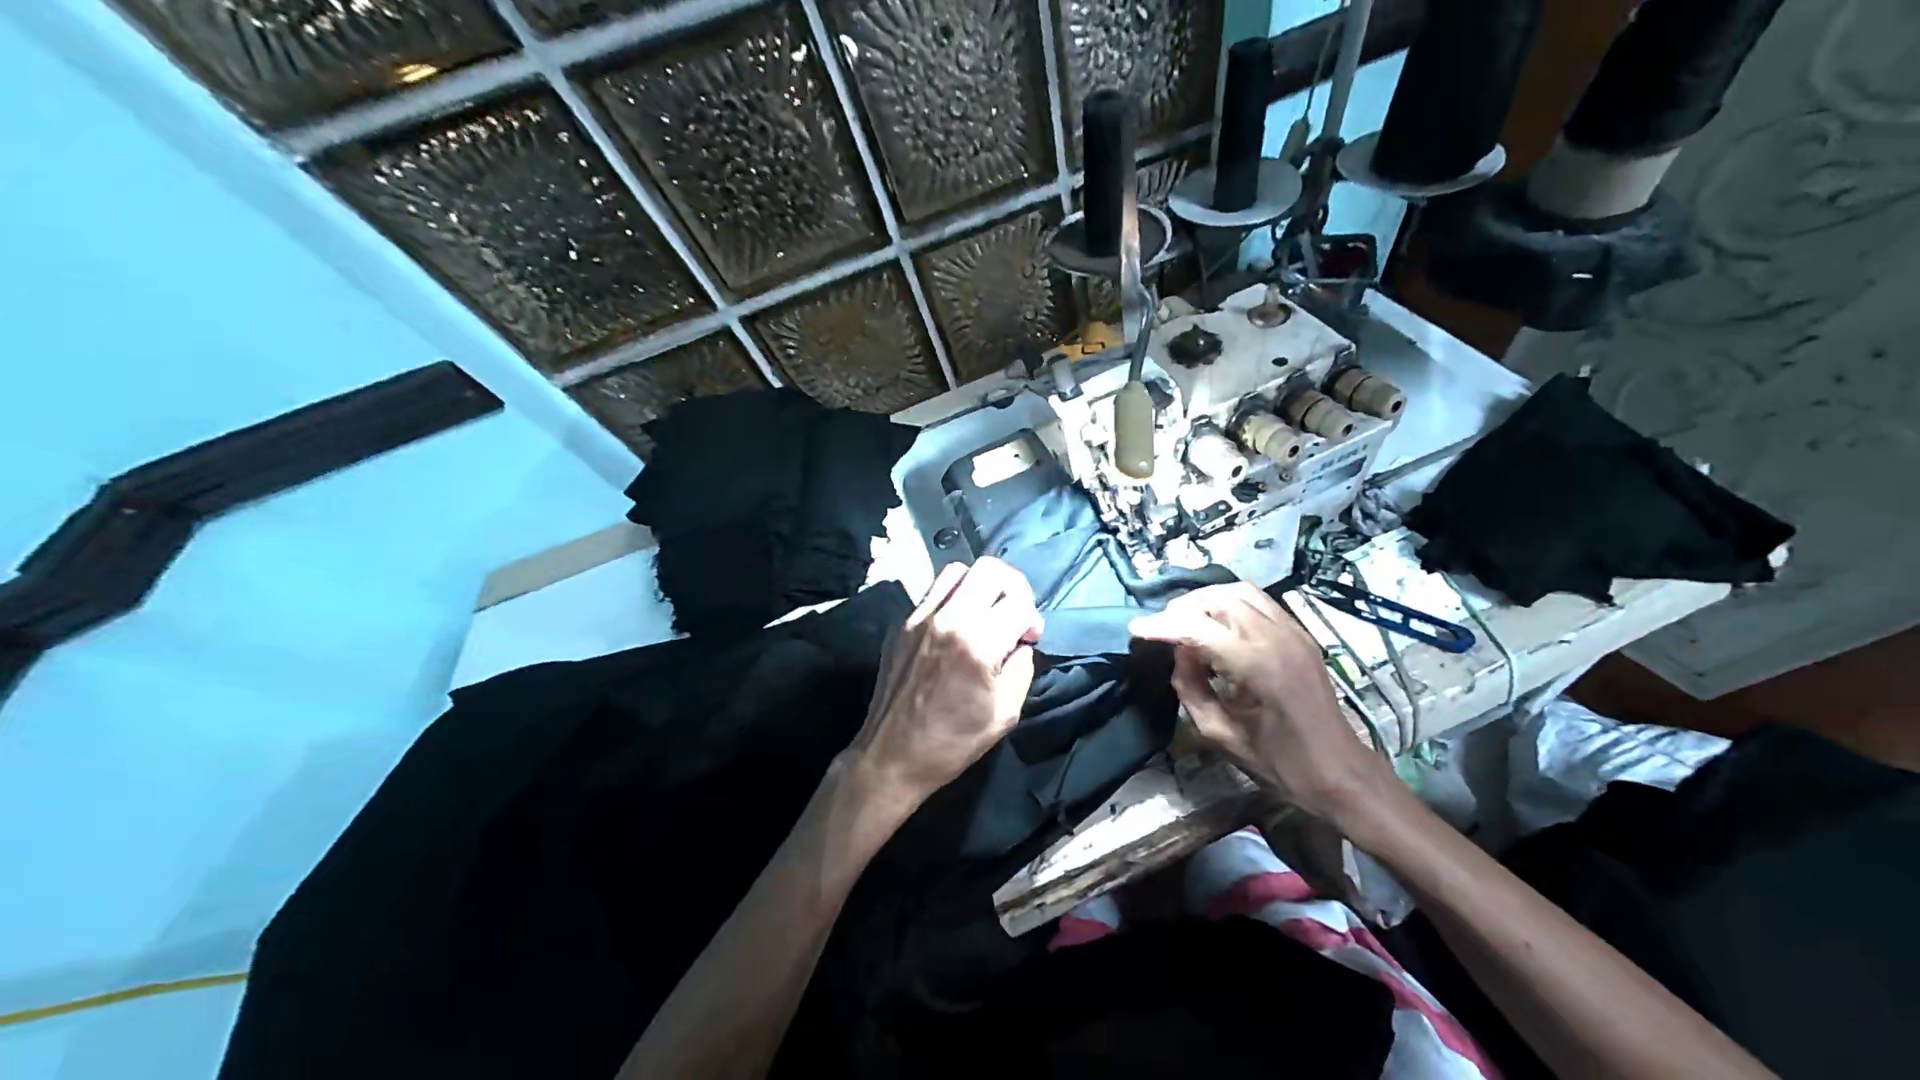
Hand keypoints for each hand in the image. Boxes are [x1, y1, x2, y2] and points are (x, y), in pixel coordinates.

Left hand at [846, 558, 1043, 808]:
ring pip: (958, 571)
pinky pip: (933, 592)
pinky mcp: (901, 624)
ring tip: (987, 612)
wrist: (892, 756)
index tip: (1029, 638)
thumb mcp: (1005, 714)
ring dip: (981, 585)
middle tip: (1014, 612)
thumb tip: (1020, 642)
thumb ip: (1022, 667)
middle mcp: (946, 619)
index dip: (1033, 618)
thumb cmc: (953, 742)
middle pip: (989, 569)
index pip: (1017, 602)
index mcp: (975, 643)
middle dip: (1012, 586)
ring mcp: (918, 617)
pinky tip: (958, 625)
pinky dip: (954, 597)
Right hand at [1129, 583, 1394, 821]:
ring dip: (1205, 601)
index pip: (1199, 628)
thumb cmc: (1279, 763)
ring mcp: (1294, 631)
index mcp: (1259, 666)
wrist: (1339, 771)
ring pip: (1239, 591)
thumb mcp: (1220, 733)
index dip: (1162, 626)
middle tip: (1161, 630)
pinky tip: (1216, 626)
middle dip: (1182, 609)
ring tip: (1185, 622)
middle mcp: (1278, 638)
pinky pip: (1258, 601)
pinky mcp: (1301, 634)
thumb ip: (1191, 688)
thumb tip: (1179, 654)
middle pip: (1218, 599)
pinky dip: (1228, 604)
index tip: (1136, 631)